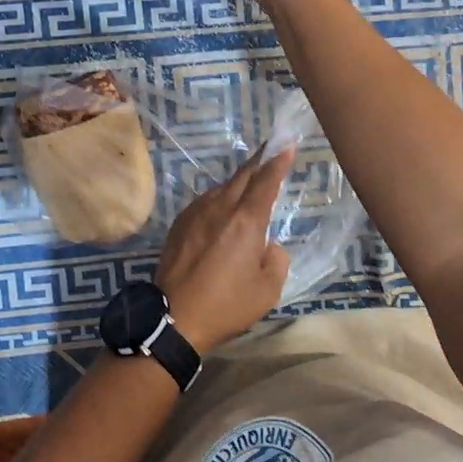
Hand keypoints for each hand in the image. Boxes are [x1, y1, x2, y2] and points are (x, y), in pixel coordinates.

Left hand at [154, 148, 294, 352]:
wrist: (175, 318)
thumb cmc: (227, 305)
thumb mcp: (267, 290)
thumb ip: (277, 260)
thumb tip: (270, 245)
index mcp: (246, 220)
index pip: (266, 180)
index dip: (278, 161)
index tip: (287, 144)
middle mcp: (221, 207)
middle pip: (243, 175)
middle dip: (259, 161)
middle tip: (271, 151)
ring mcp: (196, 212)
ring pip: (222, 188)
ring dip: (238, 183)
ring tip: (249, 184)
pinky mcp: (180, 223)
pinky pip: (205, 202)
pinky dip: (220, 199)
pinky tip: (223, 211)